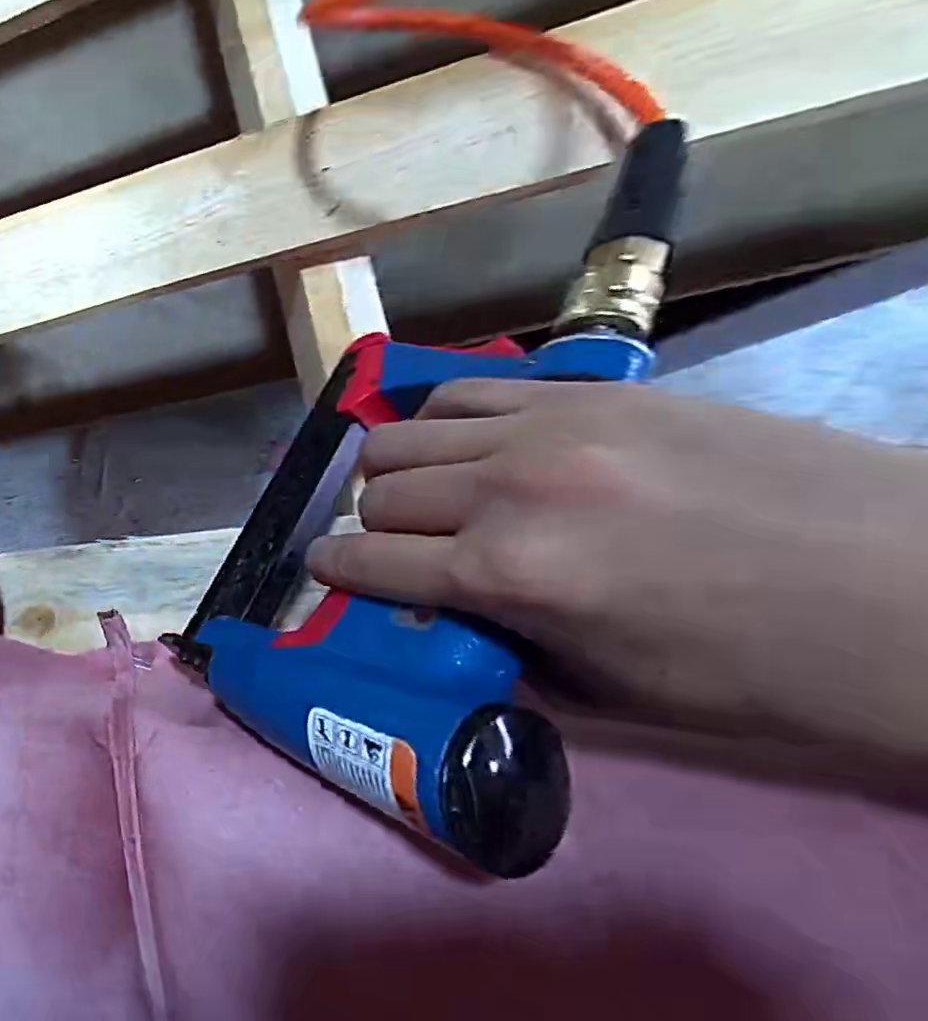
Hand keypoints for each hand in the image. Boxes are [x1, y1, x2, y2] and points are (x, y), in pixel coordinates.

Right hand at [307, 380, 927, 755]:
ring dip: (394, 473)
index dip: (331, 570)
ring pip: (398, 439)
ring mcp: (546, 431)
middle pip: (376, 495)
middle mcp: (508, 493)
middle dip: (373, 528)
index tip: (327, 573)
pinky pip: (461, 395)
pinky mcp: (587, 394)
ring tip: (427, 494)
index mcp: (508, 576)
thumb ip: (489, 647)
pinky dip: (438, 425)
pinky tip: (465, 449)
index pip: (363, 561)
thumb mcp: (606, 693)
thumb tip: (423, 618)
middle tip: (402, 548)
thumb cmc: (762, 669)